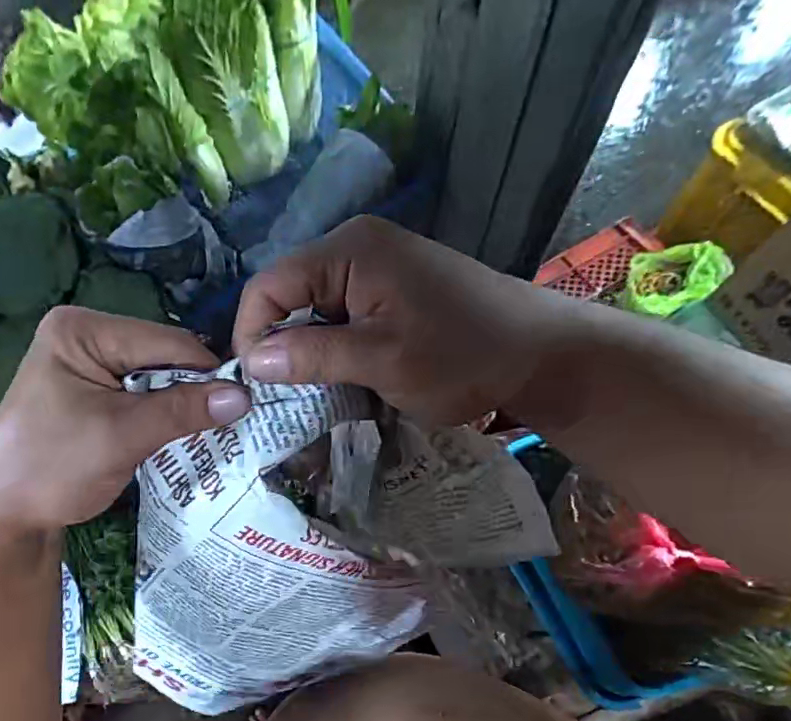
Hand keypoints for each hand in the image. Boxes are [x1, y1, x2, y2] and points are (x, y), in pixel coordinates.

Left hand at [0, 307, 250, 530]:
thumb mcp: (122, 435)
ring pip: (157, 379)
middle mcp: (86, 335)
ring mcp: (89, 364)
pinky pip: (143, 396)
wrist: (7, 513)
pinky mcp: (95, 393)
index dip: (207, 371)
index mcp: (81, 329)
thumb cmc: (54, 467)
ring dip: (183, 406)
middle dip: (195, 390)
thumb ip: (182, 412)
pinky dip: (165, 416)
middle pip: (162, 357)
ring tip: (216, 430)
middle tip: (236, 420)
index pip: (165, 341)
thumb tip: (243, 397)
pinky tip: (186, 434)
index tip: (247, 403)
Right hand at [233, 216, 584, 425]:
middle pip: (288, 298)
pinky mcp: (390, 295)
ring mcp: (375, 271)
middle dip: (279, 349)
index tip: (257, 387)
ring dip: (308, 356)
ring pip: (314, 314)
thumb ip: (313, 356)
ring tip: (310, 398)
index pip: (269, 285)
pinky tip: (342, 383)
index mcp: (349, 251)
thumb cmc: (461, 356)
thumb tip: (252, 362)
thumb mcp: (381, 360)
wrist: (538, 355)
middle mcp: (355, 250)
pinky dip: (334, 353)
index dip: (252, 335)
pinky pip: (342, 321)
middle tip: (281, 400)